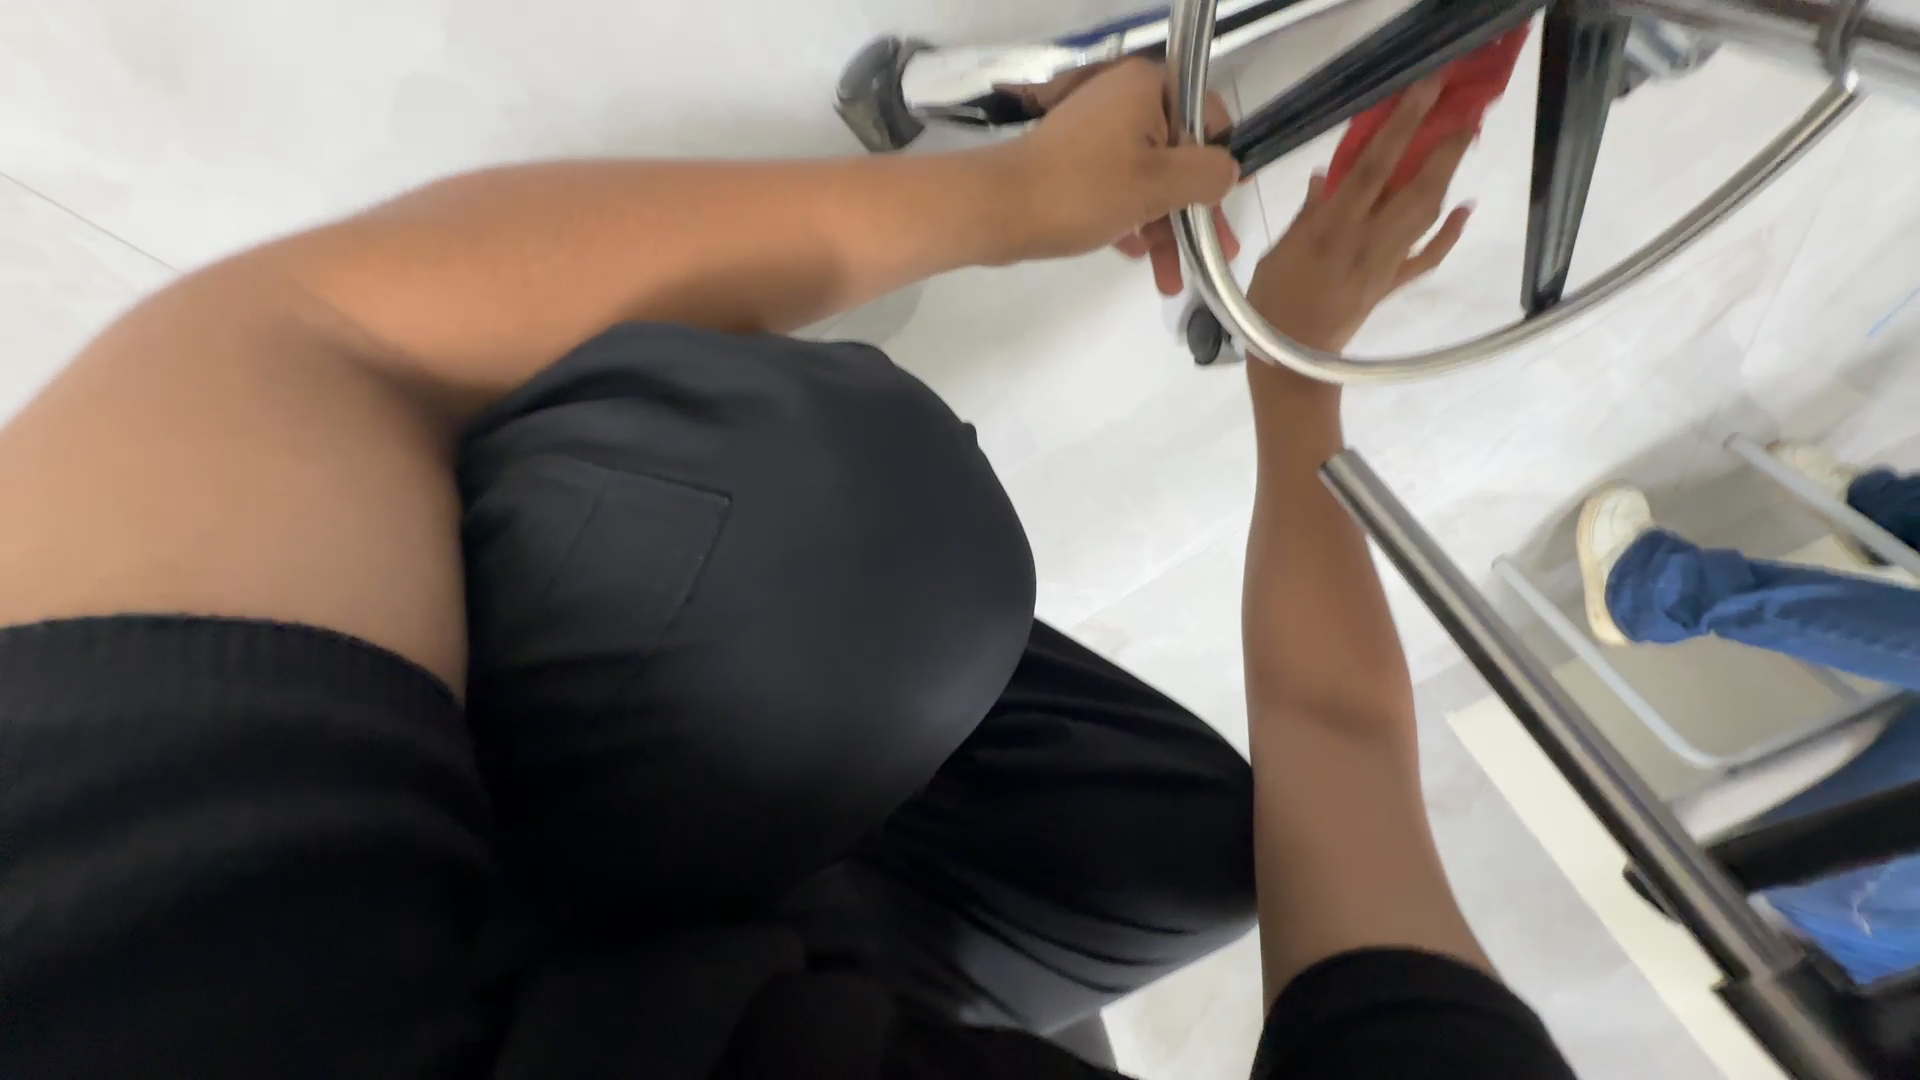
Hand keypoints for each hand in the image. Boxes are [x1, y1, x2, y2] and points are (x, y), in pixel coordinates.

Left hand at [1001, 59, 1240, 294]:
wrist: (997, 210)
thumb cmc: (1081, 192)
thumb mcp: (1157, 185)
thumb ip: (1205, 176)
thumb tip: (1230, 172)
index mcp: (1149, 89)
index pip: (1208, 119)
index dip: (1220, 167)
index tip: (1221, 210)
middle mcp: (1123, 102)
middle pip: (1177, 159)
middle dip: (1191, 214)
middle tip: (1208, 258)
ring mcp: (1095, 135)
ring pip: (1146, 182)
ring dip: (1162, 229)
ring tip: (1170, 278)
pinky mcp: (1073, 167)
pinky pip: (1116, 191)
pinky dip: (1131, 222)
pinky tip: (1142, 259)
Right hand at [1247, 79, 1473, 353]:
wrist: (1289, 361)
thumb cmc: (1268, 307)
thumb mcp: (1275, 256)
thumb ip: (1304, 217)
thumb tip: (1327, 178)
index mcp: (1330, 231)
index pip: (1373, 168)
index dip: (1402, 127)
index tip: (1426, 91)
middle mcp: (1364, 242)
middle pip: (1415, 188)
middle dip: (1442, 149)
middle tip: (1461, 116)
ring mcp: (1382, 265)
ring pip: (1426, 215)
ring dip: (1447, 178)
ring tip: (1458, 148)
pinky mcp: (1389, 285)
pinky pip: (1427, 257)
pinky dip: (1450, 233)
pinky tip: (1465, 210)